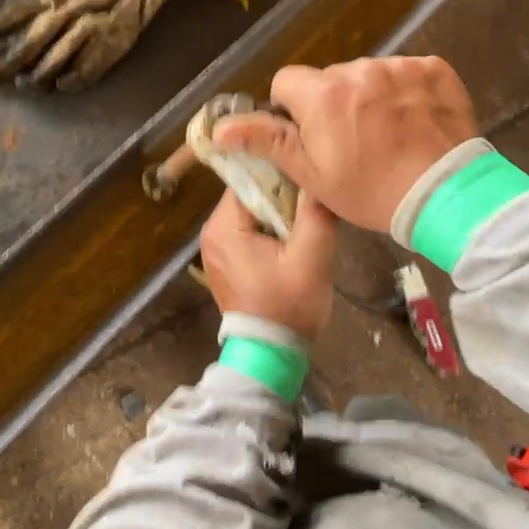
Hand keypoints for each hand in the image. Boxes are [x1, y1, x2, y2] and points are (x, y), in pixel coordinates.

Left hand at [200, 192, 337, 341]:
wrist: (271, 352)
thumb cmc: (288, 305)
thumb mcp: (311, 257)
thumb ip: (315, 213)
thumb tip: (318, 178)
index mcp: (223, 227)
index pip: (249, 180)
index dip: (279, 177)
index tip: (305, 180)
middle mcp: (211, 233)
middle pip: (248, 195)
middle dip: (279, 196)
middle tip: (309, 203)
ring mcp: (215, 249)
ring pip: (250, 214)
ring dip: (276, 215)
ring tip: (303, 221)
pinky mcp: (225, 262)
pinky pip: (247, 232)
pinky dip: (268, 231)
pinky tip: (290, 241)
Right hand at [212, 58, 477, 232]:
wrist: (447, 196)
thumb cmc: (371, 192)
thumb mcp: (312, 175)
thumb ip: (267, 142)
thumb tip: (219, 128)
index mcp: (322, 94)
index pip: (287, 82)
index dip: (292, 110)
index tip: (311, 137)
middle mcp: (358, 69)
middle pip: (329, 78)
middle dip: (333, 103)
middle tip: (353, 143)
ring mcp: (400, 66)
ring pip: (367, 75)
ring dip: (369, 97)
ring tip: (388, 134)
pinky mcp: (435, 68)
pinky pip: (406, 72)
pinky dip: (405, 92)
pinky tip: (414, 122)